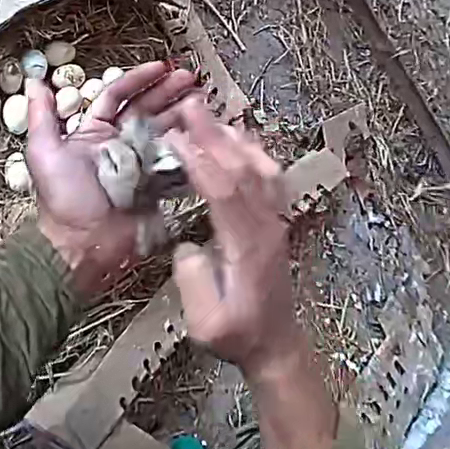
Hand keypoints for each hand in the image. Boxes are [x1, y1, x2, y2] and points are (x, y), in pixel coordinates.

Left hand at [26, 60, 196, 296]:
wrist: (83, 246)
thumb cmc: (62, 200)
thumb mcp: (44, 152)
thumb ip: (41, 115)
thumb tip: (34, 79)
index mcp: (93, 133)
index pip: (118, 96)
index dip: (138, 79)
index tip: (160, 66)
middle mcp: (119, 144)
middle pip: (148, 109)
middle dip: (168, 91)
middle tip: (190, 77)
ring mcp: (140, 164)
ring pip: (165, 130)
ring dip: (183, 113)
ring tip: (202, 99)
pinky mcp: (157, 185)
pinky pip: (176, 161)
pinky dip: (190, 146)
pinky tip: (205, 133)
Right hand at [166, 96, 336, 448]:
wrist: (276, 345)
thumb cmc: (237, 336)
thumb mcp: (205, 323)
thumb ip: (194, 280)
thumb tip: (187, 244)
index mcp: (248, 247)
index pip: (223, 192)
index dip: (198, 161)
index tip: (173, 137)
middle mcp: (267, 225)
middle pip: (242, 168)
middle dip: (213, 134)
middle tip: (190, 104)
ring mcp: (275, 220)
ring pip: (258, 167)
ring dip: (231, 136)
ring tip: (207, 111)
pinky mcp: (275, 219)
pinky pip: (268, 175)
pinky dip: (252, 149)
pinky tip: (237, 136)